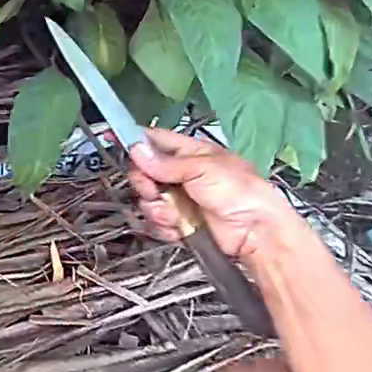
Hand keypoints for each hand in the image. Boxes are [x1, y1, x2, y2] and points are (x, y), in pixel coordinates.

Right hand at [127, 129, 311, 265]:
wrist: (257, 233)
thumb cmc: (239, 192)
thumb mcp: (202, 168)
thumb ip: (166, 162)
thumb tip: (137, 150)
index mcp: (190, 152)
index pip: (156, 140)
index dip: (135, 141)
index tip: (114, 139)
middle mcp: (182, 174)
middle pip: (145, 173)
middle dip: (146, 184)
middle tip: (155, 190)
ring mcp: (181, 199)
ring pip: (148, 200)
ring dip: (157, 208)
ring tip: (175, 213)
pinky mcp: (181, 223)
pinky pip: (157, 222)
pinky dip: (164, 226)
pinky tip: (178, 227)